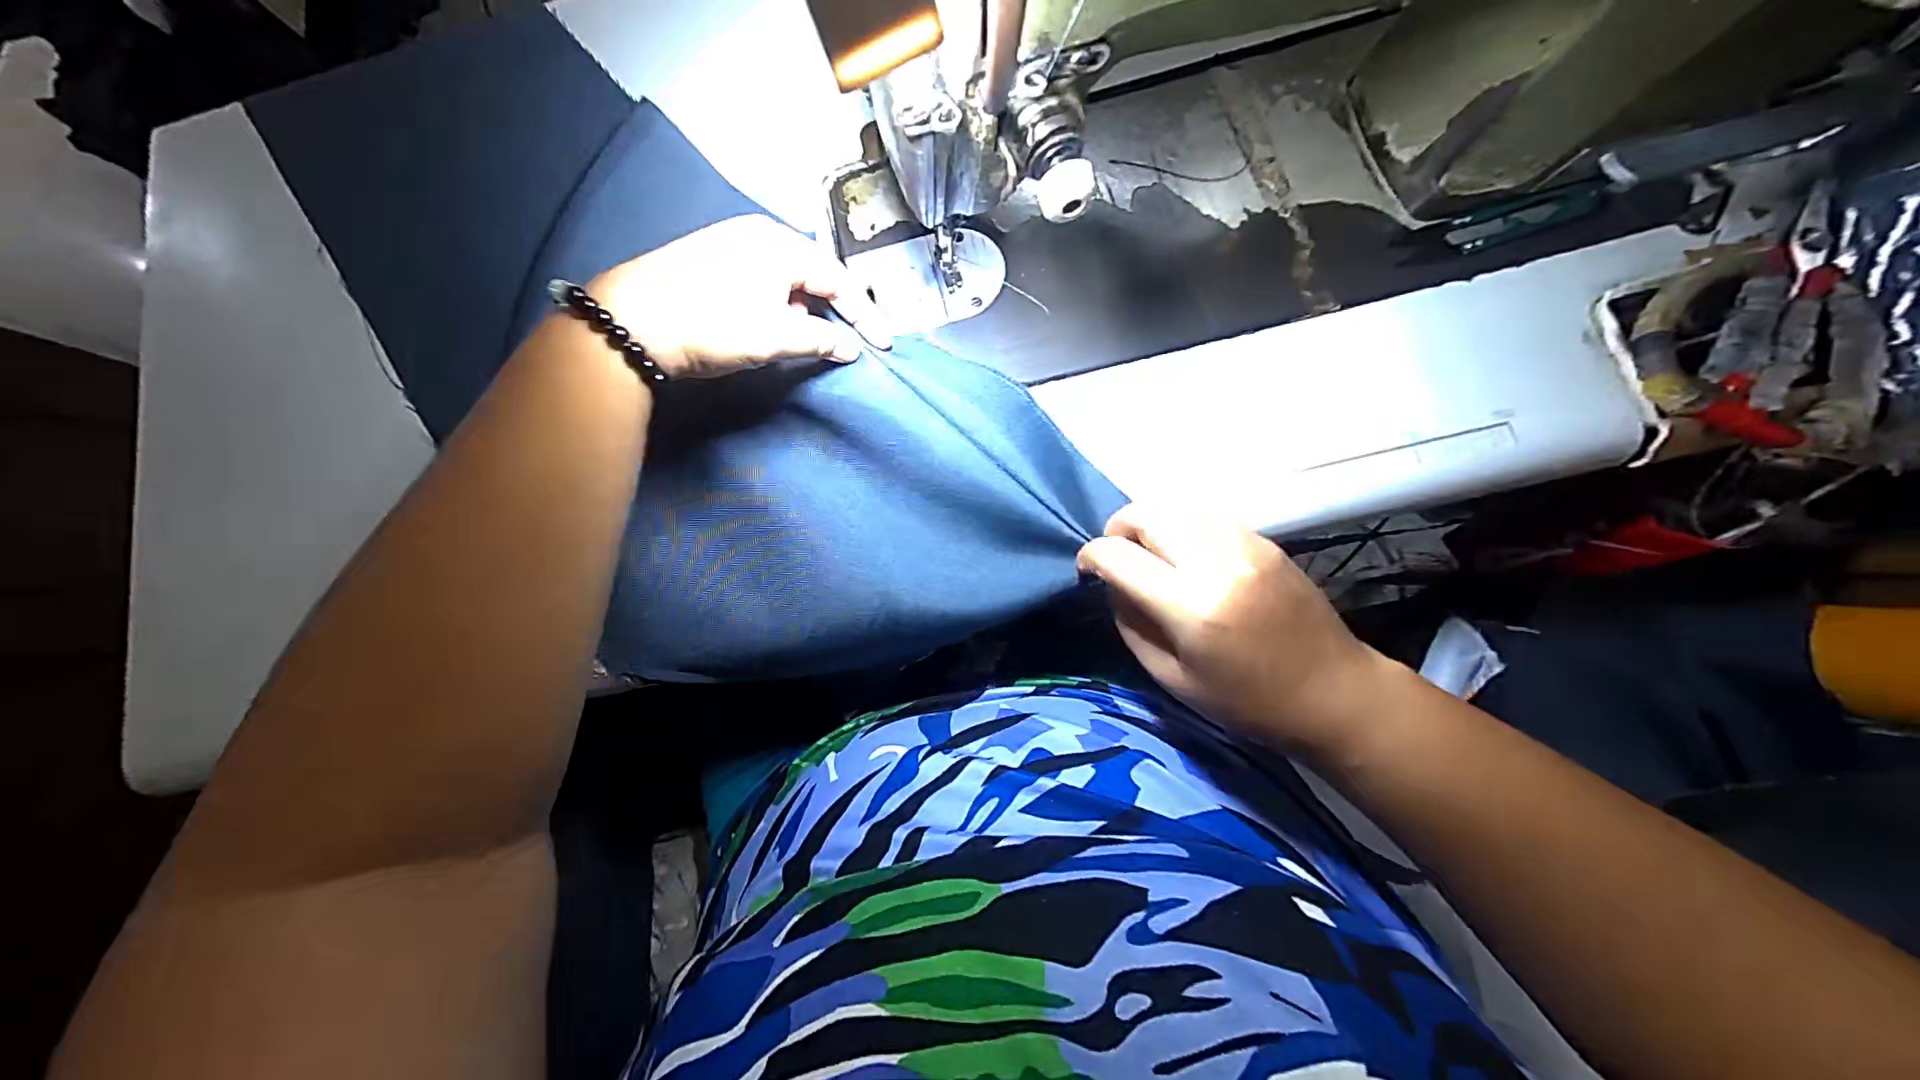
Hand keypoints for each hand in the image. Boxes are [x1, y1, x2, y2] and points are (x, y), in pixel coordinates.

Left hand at [586, 215, 891, 378]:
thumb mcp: (775, 337)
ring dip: (805, 309)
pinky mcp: (710, 261)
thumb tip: (850, 347)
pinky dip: (779, 304)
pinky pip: (763, 280)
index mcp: (780, 244)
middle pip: (814, 274)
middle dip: (836, 309)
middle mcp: (758, 234)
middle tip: (852, 338)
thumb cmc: (712, 325)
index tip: (882, 344)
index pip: (838, 279)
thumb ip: (821, 341)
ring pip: (787, 277)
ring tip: (812, 338)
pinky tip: (774, 326)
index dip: (864, 315)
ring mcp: (731, 244)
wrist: (631, 323)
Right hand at [1076, 503, 1396, 755]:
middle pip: (1147, 513)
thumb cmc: (1248, 702)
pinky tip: (1187, 556)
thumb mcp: (1172, 679)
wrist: (1334, 693)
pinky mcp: (1266, 542)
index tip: (1087, 571)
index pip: (1119, 556)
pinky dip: (1185, 528)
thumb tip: (1114, 585)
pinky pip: (1208, 517)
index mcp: (1191, 606)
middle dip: (1118, 529)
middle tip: (1118, 557)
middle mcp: (1217, 563)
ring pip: (1177, 507)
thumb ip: (1132, 625)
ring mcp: (1246, 545)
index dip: (1090, 557)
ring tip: (1152, 555)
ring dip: (1152, 524)